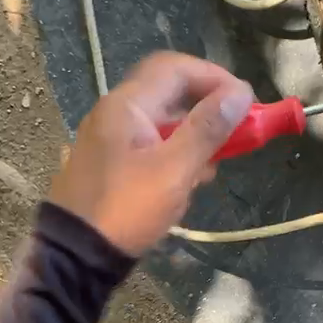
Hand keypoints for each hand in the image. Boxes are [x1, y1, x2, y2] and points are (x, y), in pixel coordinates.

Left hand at [52, 52, 253, 255]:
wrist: (76, 254)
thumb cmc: (127, 209)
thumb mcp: (174, 170)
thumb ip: (207, 129)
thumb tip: (239, 92)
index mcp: (126, 104)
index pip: (176, 68)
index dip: (216, 78)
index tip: (246, 103)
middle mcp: (114, 113)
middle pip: (169, 93)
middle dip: (206, 111)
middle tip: (235, 134)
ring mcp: (109, 140)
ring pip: (161, 123)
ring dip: (192, 138)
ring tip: (213, 167)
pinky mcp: (109, 165)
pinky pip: (149, 148)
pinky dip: (174, 157)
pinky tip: (188, 183)